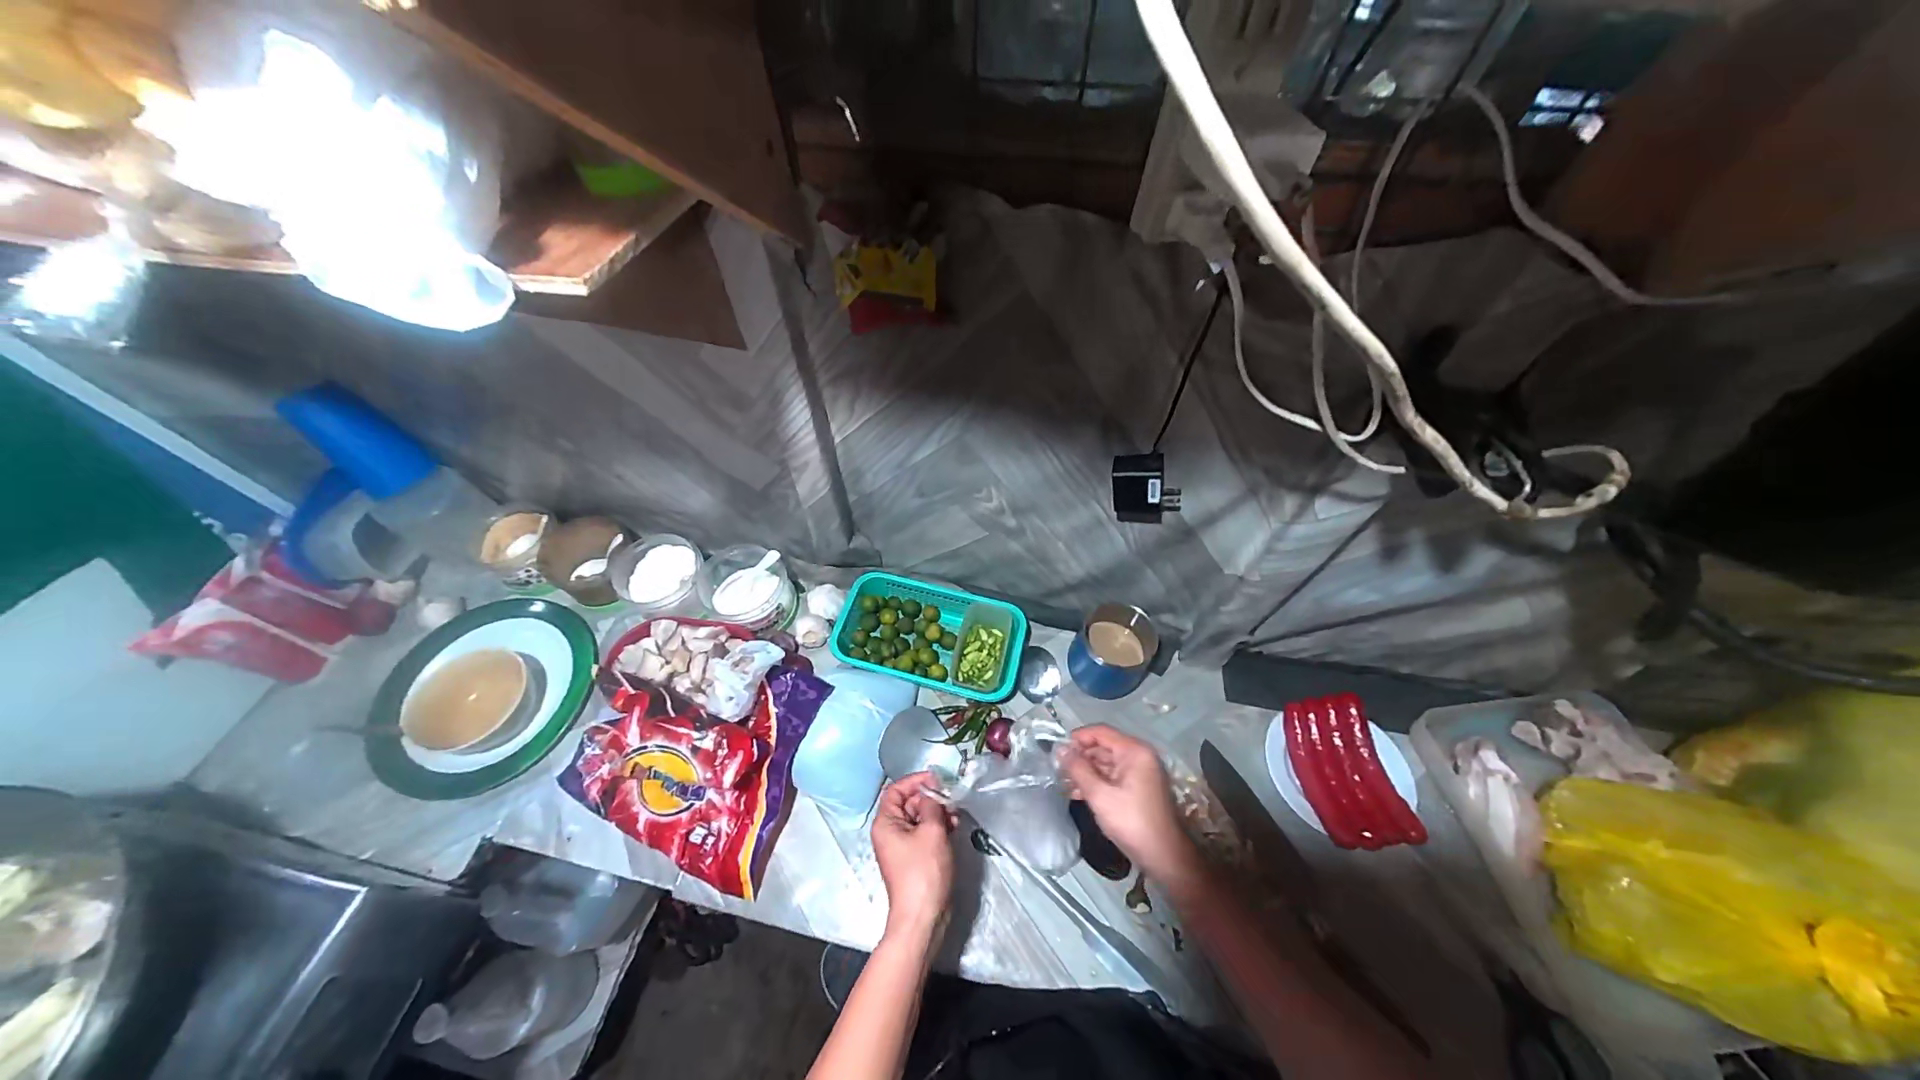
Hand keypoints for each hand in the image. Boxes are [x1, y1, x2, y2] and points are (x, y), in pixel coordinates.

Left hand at [872, 772, 956, 942]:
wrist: (923, 916)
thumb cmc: (924, 870)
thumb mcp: (932, 831)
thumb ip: (932, 804)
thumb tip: (932, 788)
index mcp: (886, 822)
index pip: (896, 790)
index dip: (916, 781)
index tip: (938, 779)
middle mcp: (890, 831)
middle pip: (909, 803)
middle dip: (931, 798)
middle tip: (952, 799)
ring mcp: (902, 846)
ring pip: (919, 818)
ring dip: (937, 813)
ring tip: (956, 815)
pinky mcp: (915, 857)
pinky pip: (924, 833)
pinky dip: (938, 827)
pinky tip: (954, 827)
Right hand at [1060, 725, 1198, 884]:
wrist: (1164, 856)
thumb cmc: (1131, 821)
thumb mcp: (1099, 795)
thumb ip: (1078, 769)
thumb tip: (1060, 749)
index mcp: (1134, 751)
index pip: (1101, 732)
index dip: (1078, 738)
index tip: (1058, 750)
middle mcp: (1140, 756)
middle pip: (1104, 747)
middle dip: (1080, 757)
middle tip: (1058, 769)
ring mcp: (1141, 772)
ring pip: (1107, 763)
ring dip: (1086, 771)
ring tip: (1064, 783)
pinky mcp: (1140, 787)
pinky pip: (1114, 776)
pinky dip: (1097, 782)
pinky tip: (1079, 793)